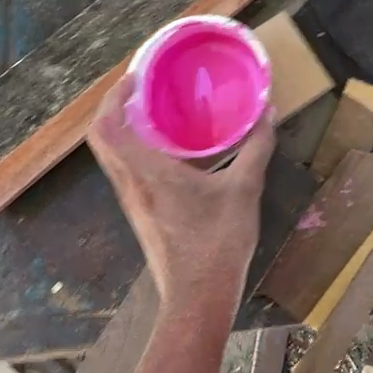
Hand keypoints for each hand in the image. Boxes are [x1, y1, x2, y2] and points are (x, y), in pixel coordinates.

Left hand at [86, 71, 277, 309]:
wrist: (199, 297)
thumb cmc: (218, 241)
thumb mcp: (245, 189)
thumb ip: (257, 148)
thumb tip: (269, 114)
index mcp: (147, 173)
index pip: (108, 128)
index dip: (113, 97)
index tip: (135, 76)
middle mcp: (131, 185)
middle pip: (103, 140)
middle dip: (115, 108)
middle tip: (143, 87)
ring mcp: (134, 203)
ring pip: (113, 157)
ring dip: (124, 129)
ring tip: (156, 110)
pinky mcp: (143, 215)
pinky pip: (128, 171)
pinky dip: (137, 150)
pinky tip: (170, 149)